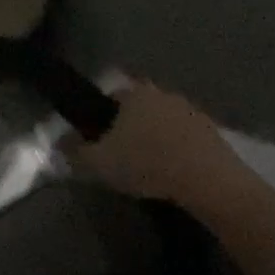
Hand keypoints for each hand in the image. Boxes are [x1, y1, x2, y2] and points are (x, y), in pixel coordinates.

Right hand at [62, 81, 259, 209]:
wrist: (208, 181)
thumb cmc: (146, 163)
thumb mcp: (98, 163)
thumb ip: (74, 152)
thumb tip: (59, 143)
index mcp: (135, 93)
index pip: (111, 95)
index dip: (100, 116)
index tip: (98, 139)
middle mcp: (164, 94)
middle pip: (139, 108)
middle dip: (130, 126)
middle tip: (121, 154)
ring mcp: (192, 111)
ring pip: (164, 122)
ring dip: (156, 138)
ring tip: (148, 166)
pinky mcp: (214, 133)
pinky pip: (186, 138)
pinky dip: (177, 150)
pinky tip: (173, 173)